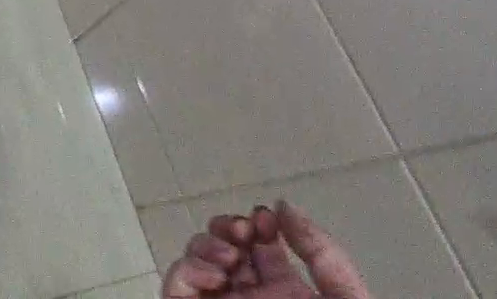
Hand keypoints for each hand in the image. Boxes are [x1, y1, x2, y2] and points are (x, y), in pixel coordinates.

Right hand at [162, 202, 373, 298]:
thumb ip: (323, 254)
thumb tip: (282, 207)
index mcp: (287, 295)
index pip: (260, 246)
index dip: (257, 223)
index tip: (265, 219)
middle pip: (223, 246)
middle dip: (226, 227)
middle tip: (243, 232)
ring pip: (195, 260)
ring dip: (206, 245)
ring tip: (231, 259)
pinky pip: (173, 287)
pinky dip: (185, 270)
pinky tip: (215, 276)